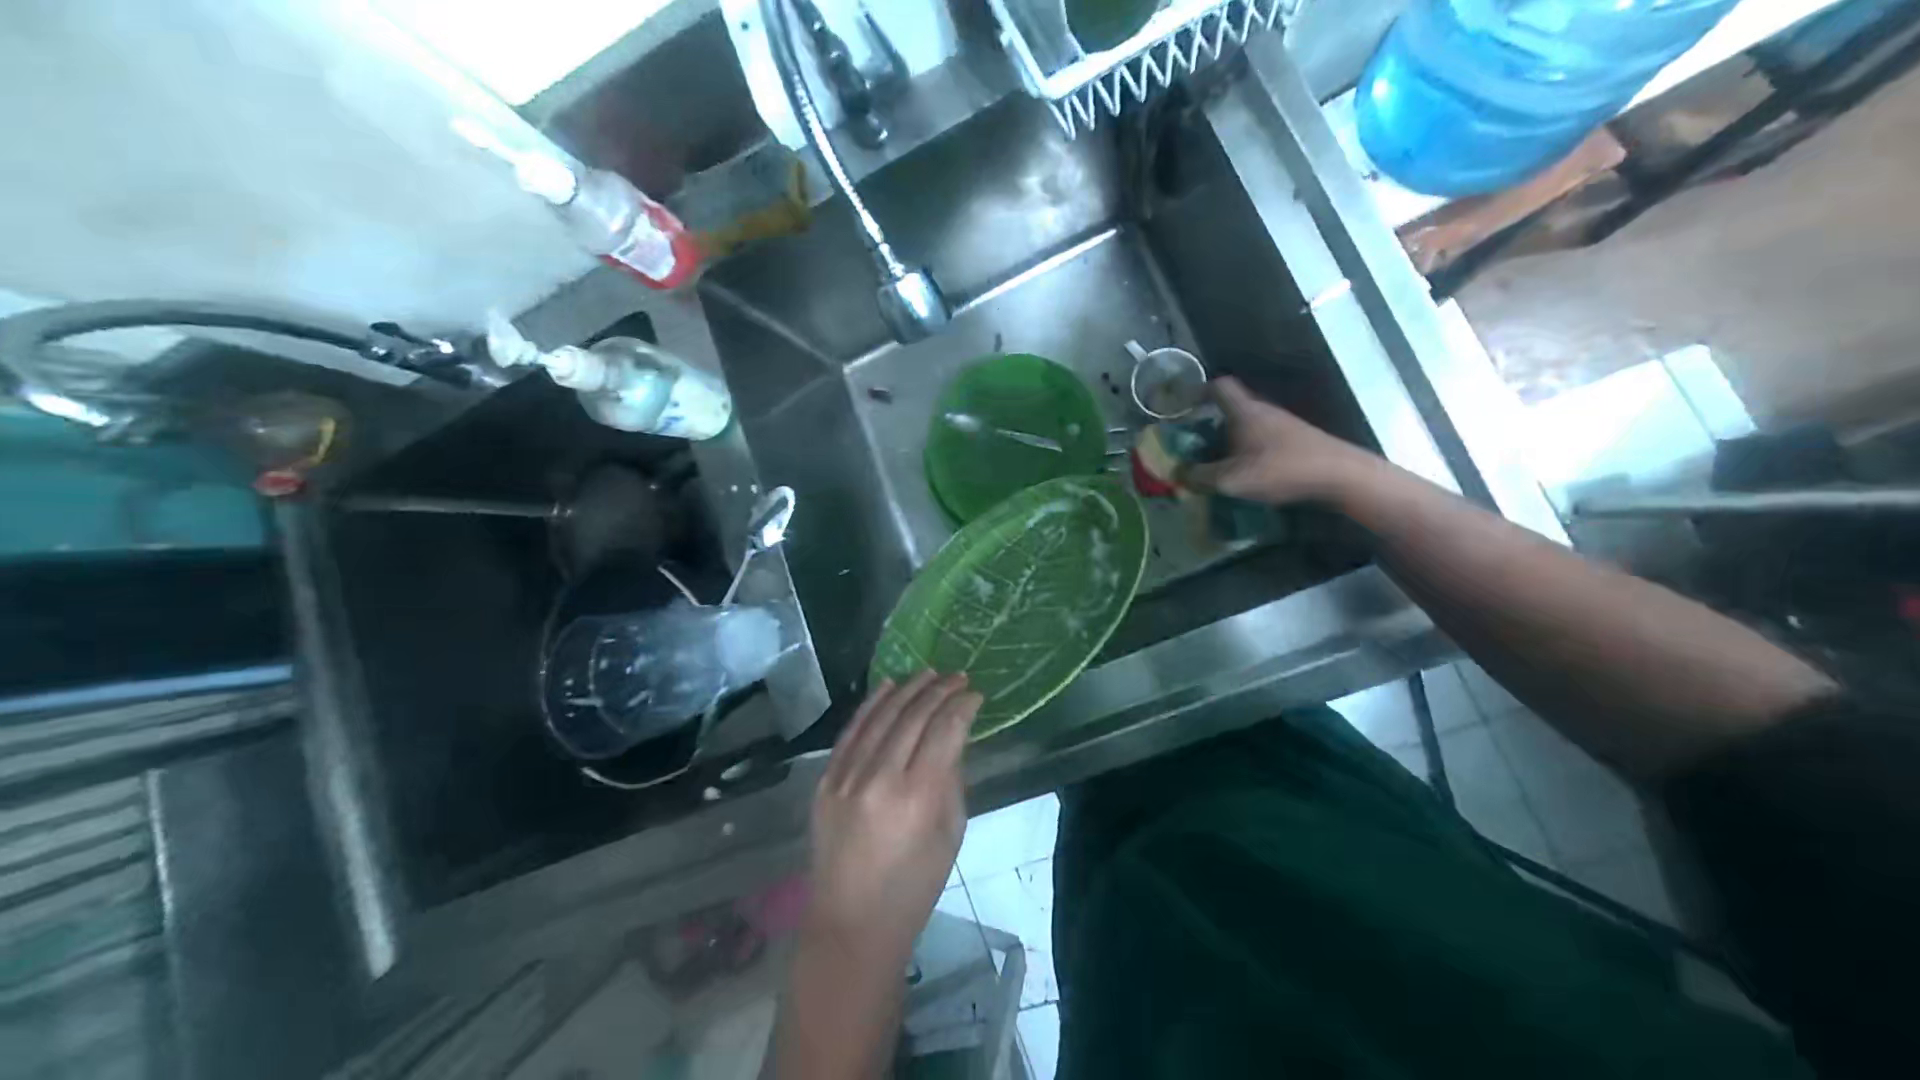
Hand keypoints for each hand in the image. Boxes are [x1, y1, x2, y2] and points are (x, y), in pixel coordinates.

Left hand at [807, 672, 981, 955]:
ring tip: (928, 673)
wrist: (852, 923)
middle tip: (957, 677)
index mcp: (918, 797)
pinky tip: (887, 687)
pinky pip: (850, 732)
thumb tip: (953, 738)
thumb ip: (953, 780)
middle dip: (939, 691)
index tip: (975, 694)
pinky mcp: (826, 781)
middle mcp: (880, 779)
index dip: (962, 707)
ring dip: (906, 690)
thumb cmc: (914, 888)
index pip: (944, 732)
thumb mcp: (950, 836)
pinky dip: (870, 706)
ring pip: (880, 717)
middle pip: (913, 717)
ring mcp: (846, 778)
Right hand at [1182, 376, 1378, 504]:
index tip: (1184, 405)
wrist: (1340, 475)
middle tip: (1193, 440)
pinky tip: (1246, 470)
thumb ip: (1200, 476)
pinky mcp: (1296, 440)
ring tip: (1215, 459)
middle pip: (1232, 406)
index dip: (1199, 391)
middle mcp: (1263, 411)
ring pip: (1248, 423)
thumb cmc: (1281, 469)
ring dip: (1230, 437)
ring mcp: (1282, 424)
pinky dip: (1248, 448)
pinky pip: (1262, 438)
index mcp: (1244, 412)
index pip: (1219, 387)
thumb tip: (1176, 473)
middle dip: (1210, 420)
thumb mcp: (1232, 479)